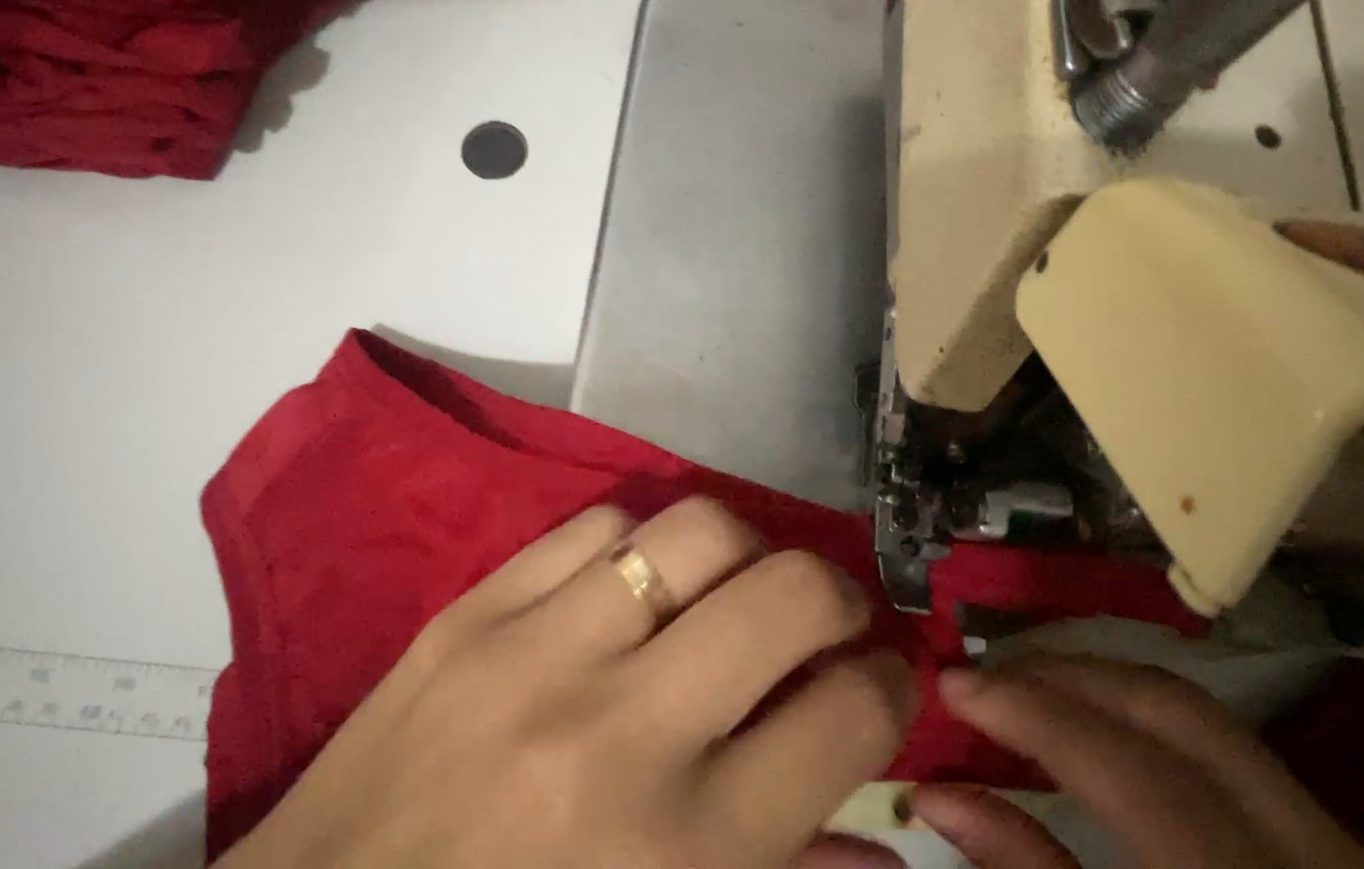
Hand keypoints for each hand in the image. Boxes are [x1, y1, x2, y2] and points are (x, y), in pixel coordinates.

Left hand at [217, 497, 917, 868]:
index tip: (882, 681)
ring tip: (734, 589)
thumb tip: (884, 833)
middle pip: (792, 593)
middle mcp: (622, 731)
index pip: (851, 714)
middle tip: (825, 622)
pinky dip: (642, 547)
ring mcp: (538, 654)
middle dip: (839, 597)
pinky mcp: (471, 611)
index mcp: (686, 846)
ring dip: (747, 554)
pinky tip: (635, 587)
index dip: (892, 686)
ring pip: (699, 530)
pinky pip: (597, 527)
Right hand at [900, 655, 1363, 868]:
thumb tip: (937, 795)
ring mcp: (1332, 840)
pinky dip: (1138, 716)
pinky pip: (1217, 742)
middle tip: (984, 673)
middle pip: (1174, 712)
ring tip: (1022, 686)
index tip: (951, 682)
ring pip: (1201, 714)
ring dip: (1100, 685)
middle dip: (1066, 674)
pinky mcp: (1327, 837)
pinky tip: (1089, 722)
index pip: (1129, 771)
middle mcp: (1306, 851)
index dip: (1032, 712)